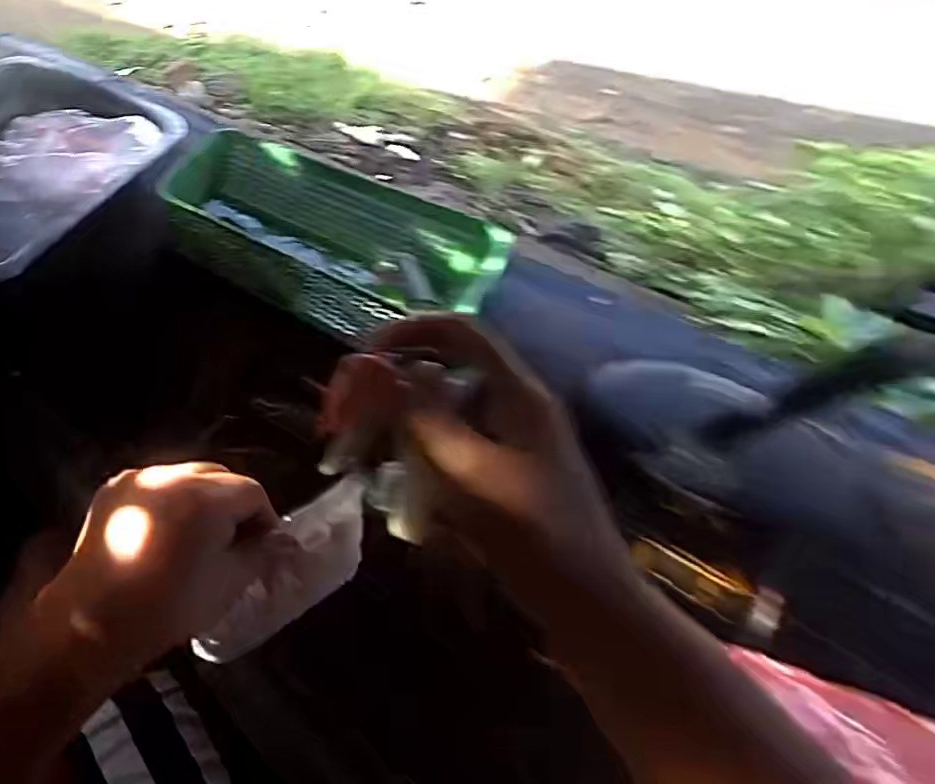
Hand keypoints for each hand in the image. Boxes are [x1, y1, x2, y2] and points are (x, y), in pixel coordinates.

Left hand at [27, 463, 279, 685]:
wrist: (95, 617)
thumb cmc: (169, 606)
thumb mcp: (227, 583)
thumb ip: (259, 554)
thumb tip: (277, 541)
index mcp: (202, 496)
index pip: (250, 490)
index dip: (265, 518)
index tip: (264, 547)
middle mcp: (169, 474)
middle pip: (217, 475)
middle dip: (233, 503)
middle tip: (235, 541)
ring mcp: (137, 476)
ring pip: (184, 476)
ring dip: (200, 498)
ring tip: (197, 538)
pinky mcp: (114, 486)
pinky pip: (154, 483)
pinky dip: (167, 499)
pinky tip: (163, 533)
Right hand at [321, 316, 635, 619]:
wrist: (588, 605)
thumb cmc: (534, 535)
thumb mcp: (468, 470)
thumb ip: (421, 414)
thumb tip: (379, 367)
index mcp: (515, 392)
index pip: (457, 330)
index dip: (406, 330)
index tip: (363, 356)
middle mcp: (508, 400)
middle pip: (437, 360)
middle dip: (385, 374)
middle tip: (346, 402)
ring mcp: (502, 430)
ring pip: (433, 395)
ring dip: (389, 406)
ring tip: (353, 432)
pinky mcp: (492, 457)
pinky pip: (440, 426)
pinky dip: (406, 432)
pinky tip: (384, 458)